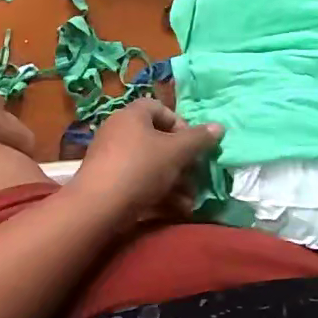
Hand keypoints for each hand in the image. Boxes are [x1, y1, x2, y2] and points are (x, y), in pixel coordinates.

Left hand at [68, 101, 222, 224]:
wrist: (98, 207)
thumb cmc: (140, 168)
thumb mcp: (176, 152)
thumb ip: (199, 139)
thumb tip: (219, 127)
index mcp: (132, 115)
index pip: (160, 108)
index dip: (181, 124)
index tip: (194, 144)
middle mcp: (119, 131)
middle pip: (157, 140)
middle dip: (181, 160)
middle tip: (195, 175)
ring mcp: (112, 158)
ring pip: (151, 165)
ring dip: (175, 181)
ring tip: (190, 199)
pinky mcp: (109, 182)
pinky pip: (139, 181)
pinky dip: (159, 192)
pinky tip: (177, 209)